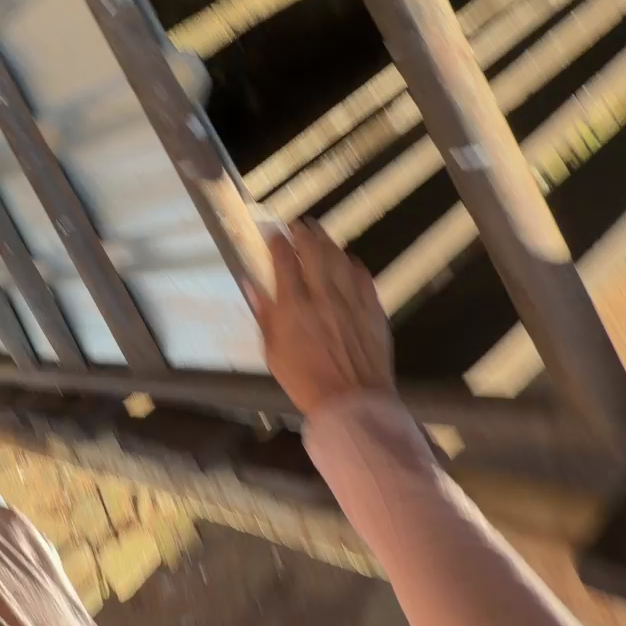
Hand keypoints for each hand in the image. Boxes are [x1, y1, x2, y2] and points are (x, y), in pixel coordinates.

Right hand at [246, 221, 393, 415]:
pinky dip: (353, 265)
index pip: (284, 261)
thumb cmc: (304, 380)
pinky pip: (363, 279)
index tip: (272, 232)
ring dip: (328, 243)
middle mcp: (323, 297)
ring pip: (340, 260)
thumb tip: (252, 285)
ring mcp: (352, 302)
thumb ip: (265, 314)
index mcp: (293, 306)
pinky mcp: (373, 311)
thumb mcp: (272, 350)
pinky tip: (348, 260)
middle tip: (298, 224)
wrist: (352, 402)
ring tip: (320, 234)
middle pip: (315, 252)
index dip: (277, 242)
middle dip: (305, 233)